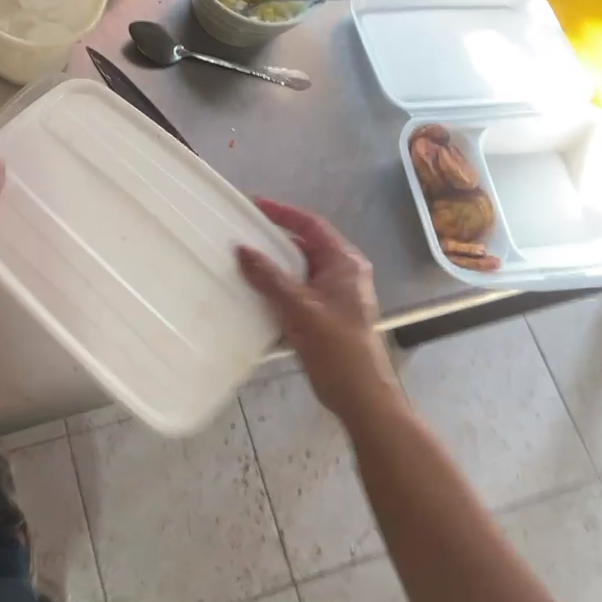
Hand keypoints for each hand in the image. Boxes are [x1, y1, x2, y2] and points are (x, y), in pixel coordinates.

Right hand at [237, 199, 397, 418]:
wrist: (360, 395)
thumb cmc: (336, 347)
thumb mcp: (299, 308)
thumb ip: (269, 277)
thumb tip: (241, 249)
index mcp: (344, 262)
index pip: (310, 225)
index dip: (282, 213)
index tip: (253, 206)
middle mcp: (343, 272)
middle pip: (305, 244)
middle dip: (274, 238)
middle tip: (242, 232)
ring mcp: (336, 294)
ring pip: (300, 268)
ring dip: (274, 264)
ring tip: (243, 258)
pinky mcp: (326, 314)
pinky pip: (298, 289)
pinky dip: (278, 285)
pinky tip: (255, 291)